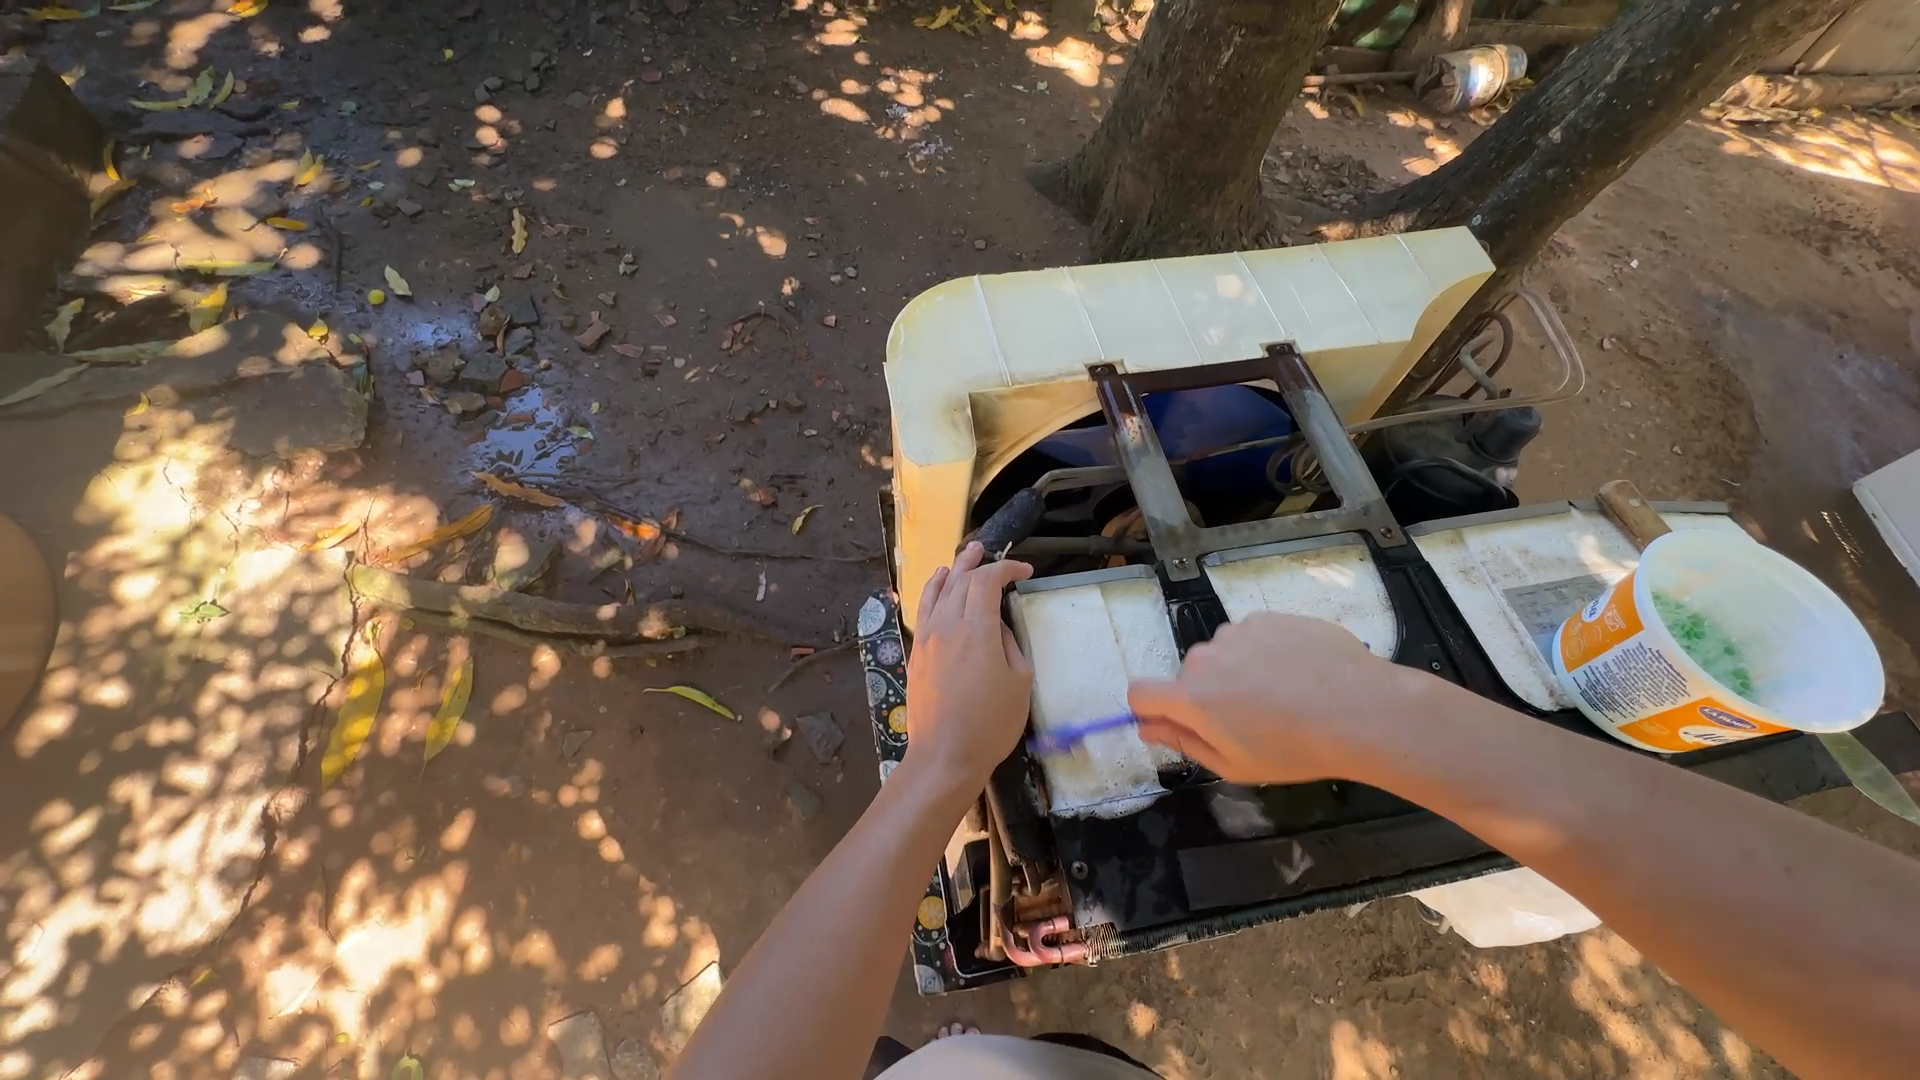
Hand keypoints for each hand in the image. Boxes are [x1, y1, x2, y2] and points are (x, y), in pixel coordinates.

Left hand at [903, 542, 1033, 790]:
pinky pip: (924, 608)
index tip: (1024, 571)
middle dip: (980, 562)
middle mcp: (948, 625)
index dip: (1006, 568)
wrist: (944, 755)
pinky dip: (933, 588)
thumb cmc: (991, 723)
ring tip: (967, 553)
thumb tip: (995, 625)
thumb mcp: (1019, 682)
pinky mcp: (917, 651)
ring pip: (940, 590)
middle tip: (992, 551)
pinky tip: (939, 580)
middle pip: (962, 580)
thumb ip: (1008, 643)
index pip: (988, 582)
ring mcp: (928, 637)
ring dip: (956, 568)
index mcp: (977, 630)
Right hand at [1127, 613, 1423, 784]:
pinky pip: (1253, 636)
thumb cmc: (1295, 749)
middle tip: (1252, 719)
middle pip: (1189, 675)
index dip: (1152, 708)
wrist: (1362, 710)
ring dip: (1239, 671)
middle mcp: (1204, 656)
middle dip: (1209, 694)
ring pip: (1223, 654)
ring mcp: (1237, 632)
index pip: (1140, 692)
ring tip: (1283, 694)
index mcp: (1190, 697)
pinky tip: (1300, 673)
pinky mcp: (1269, 617)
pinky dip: (1266, 653)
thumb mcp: (1234, 764)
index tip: (1178, 722)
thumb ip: (1183, 742)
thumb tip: (1146, 728)